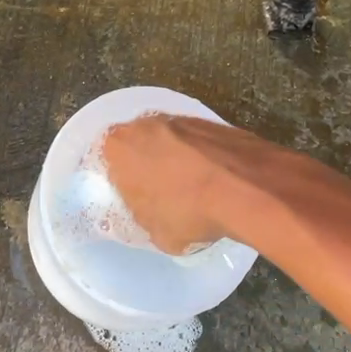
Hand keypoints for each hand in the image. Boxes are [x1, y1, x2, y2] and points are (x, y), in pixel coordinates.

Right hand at [102, 115, 320, 253]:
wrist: (244, 189)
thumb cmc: (186, 212)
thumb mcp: (151, 232)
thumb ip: (140, 213)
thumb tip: (149, 211)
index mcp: (117, 148)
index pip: (106, 160)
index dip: (120, 181)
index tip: (133, 198)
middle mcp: (144, 124)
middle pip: (138, 145)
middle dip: (147, 165)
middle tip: (160, 193)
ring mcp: (180, 119)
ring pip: (169, 141)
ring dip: (175, 160)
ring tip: (192, 190)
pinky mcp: (211, 122)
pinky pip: (196, 143)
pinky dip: (201, 158)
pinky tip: (214, 182)